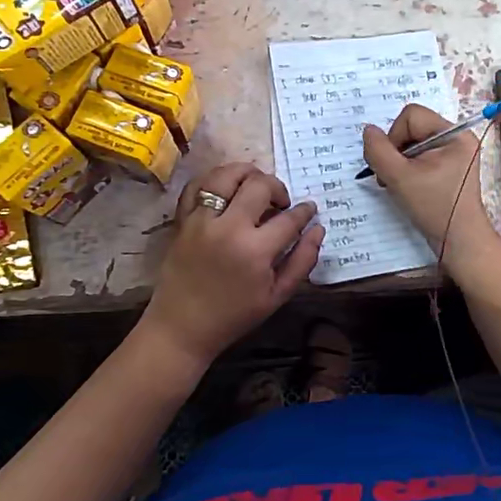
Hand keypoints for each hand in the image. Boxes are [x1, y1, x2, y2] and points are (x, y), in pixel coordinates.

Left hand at [142, 163, 323, 366]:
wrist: (183, 327)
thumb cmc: (235, 315)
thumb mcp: (277, 295)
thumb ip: (302, 260)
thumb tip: (318, 229)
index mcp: (255, 250)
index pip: (289, 218)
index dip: (305, 211)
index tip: (309, 210)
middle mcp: (228, 227)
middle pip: (259, 185)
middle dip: (278, 188)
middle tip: (280, 203)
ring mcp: (200, 220)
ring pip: (225, 175)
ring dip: (246, 174)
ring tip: (254, 187)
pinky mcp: (182, 220)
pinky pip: (196, 185)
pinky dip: (214, 180)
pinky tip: (227, 190)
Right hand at [360, 105, 497, 260]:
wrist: (459, 240)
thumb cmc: (434, 207)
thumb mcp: (399, 177)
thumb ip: (378, 150)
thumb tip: (368, 131)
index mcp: (454, 134)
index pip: (411, 116)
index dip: (394, 136)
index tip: (393, 164)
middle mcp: (457, 138)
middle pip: (412, 127)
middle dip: (396, 150)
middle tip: (392, 176)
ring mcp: (455, 153)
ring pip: (413, 142)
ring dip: (399, 161)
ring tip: (398, 183)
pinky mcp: (450, 167)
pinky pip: (421, 155)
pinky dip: (408, 168)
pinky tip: (407, 186)